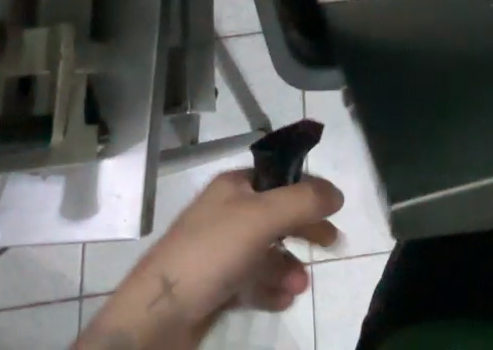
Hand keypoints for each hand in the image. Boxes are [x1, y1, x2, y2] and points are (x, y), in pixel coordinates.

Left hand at [77, 170, 342, 349]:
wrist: (155, 315)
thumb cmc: (210, 253)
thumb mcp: (262, 217)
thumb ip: (304, 201)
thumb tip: (337, 193)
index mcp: (234, 187)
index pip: (282, 178)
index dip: (310, 191)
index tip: (335, 210)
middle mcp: (227, 213)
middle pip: (278, 215)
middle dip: (305, 231)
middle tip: (331, 245)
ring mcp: (219, 251)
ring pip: (267, 253)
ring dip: (289, 267)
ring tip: (299, 287)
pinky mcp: (215, 286)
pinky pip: (252, 281)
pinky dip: (271, 289)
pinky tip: (282, 300)